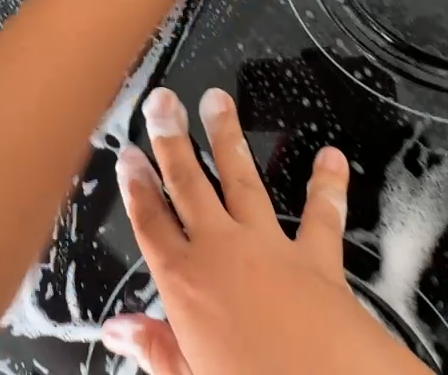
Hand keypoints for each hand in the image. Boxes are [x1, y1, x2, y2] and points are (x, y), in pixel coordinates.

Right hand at [103, 87, 432, 374]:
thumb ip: (154, 348)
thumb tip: (117, 328)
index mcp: (185, 281)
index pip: (151, 222)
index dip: (137, 186)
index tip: (129, 154)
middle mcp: (221, 250)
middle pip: (189, 184)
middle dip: (172, 140)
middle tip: (162, 101)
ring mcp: (268, 246)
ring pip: (242, 180)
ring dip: (227, 138)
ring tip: (217, 100)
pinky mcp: (315, 257)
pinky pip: (321, 216)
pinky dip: (326, 185)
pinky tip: (331, 156)